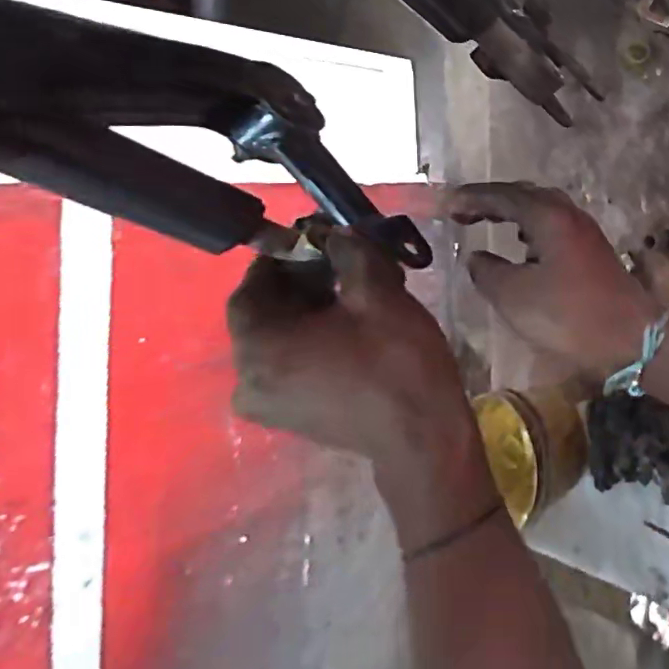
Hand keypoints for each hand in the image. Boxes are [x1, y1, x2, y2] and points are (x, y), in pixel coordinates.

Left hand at [227, 228, 469, 464]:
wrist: (421, 433)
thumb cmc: (397, 361)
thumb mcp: (380, 295)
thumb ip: (352, 255)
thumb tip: (337, 235)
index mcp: (260, 348)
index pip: (249, 289)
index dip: (281, 258)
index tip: (319, 240)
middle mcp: (247, 379)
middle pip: (263, 317)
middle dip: (301, 283)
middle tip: (344, 263)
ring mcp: (268, 404)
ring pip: (279, 341)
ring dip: (310, 311)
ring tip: (356, 295)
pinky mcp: (292, 416)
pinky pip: (291, 365)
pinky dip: (313, 340)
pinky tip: (353, 330)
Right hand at [442, 182, 659, 378]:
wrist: (629, 335)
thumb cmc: (568, 315)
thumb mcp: (514, 296)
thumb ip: (487, 272)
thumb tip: (476, 256)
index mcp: (549, 217)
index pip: (504, 195)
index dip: (471, 198)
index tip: (444, 203)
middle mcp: (569, 214)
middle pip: (525, 194)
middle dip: (491, 199)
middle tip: (459, 210)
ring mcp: (584, 230)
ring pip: (542, 208)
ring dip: (512, 211)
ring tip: (482, 221)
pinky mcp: (591, 248)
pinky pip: (553, 224)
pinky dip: (529, 225)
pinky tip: (520, 244)